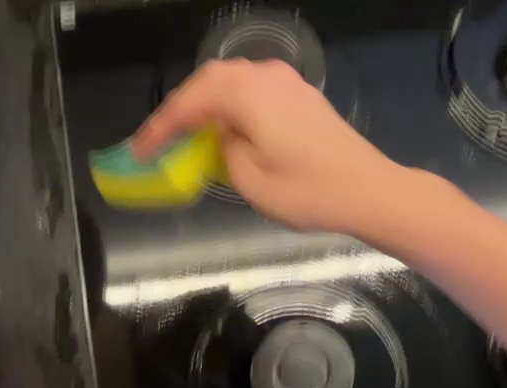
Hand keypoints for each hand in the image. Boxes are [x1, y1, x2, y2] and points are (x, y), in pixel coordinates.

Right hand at [132, 59, 408, 234]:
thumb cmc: (307, 192)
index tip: (139, 152)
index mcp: (247, 92)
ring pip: (232, 87)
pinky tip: (226, 136)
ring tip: (187, 140)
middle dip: (180, 112)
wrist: (368, 191)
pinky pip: (254, 96)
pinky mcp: (302, 99)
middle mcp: (265, 76)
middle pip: (209, 84)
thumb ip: (224, 153)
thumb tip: (222, 139)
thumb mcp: (251, 181)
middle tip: (158, 142)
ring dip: (206, 110)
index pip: (189, 102)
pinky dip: (232, 113)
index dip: (160, 127)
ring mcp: (287, 84)